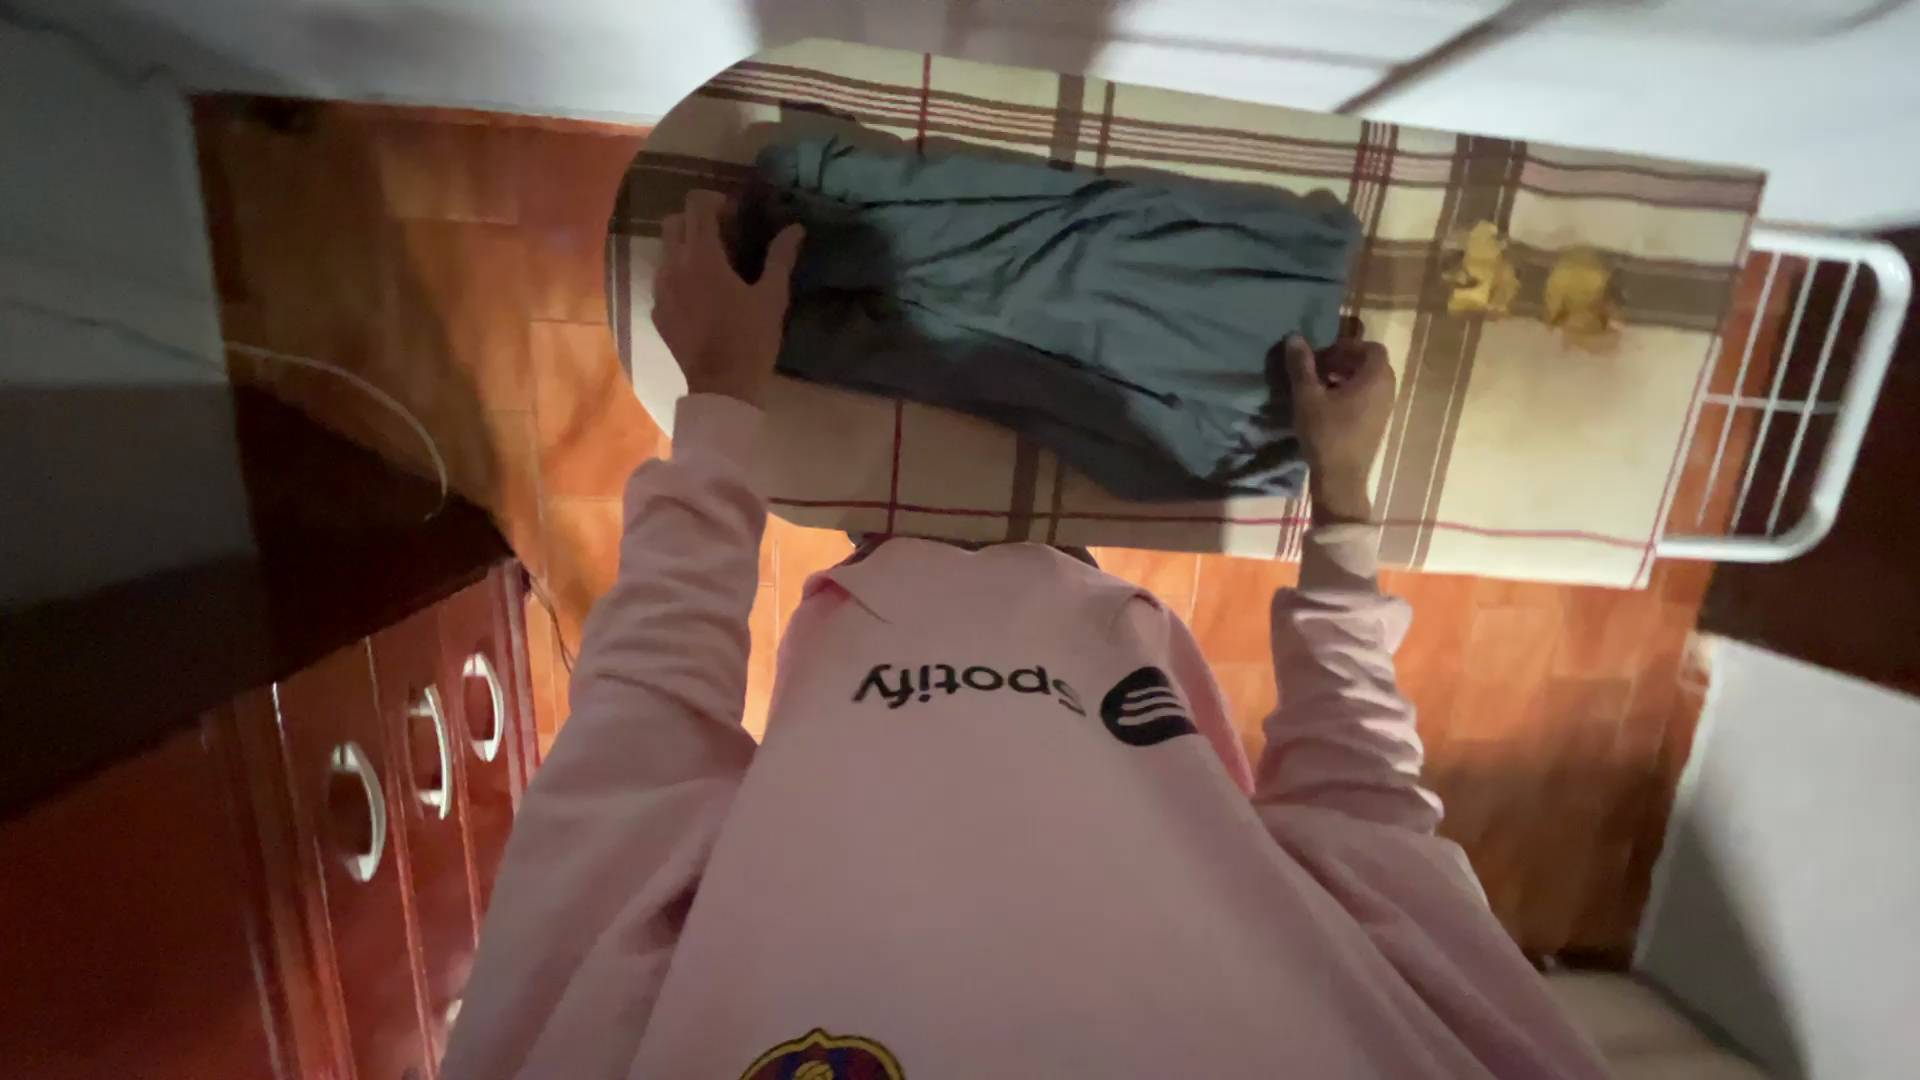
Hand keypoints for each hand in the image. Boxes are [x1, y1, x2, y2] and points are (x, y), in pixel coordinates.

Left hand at [651, 190, 803, 407]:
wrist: (723, 387)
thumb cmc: (752, 340)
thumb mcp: (772, 298)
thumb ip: (780, 258)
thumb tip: (796, 228)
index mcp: (702, 256)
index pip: (697, 204)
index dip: (716, 202)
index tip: (735, 217)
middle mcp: (673, 265)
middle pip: (674, 222)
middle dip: (696, 221)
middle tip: (723, 239)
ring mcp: (660, 290)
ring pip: (664, 251)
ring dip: (685, 248)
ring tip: (711, 269)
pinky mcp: (657, 313)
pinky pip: (663, 281)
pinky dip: (678, 277)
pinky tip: (700, 298)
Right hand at [1284, 328, 1395, 525]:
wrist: (1341, 477)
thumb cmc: (1325, 433)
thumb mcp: (1307, 397)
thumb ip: (1302, 366)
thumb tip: (1295, 337)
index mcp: (1376, 377)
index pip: (1369, 348)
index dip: (1345, 347)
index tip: (1321, 358)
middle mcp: (1388, 388)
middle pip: (1370, 363)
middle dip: (1344, 362)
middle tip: (1317, 371)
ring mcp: (1386, 407)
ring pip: (1369, 382)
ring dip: (1345, 378)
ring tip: (1319, 389)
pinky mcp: (1378, 423)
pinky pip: (1368, 398)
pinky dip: (1350, 394)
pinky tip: (1328, 408)